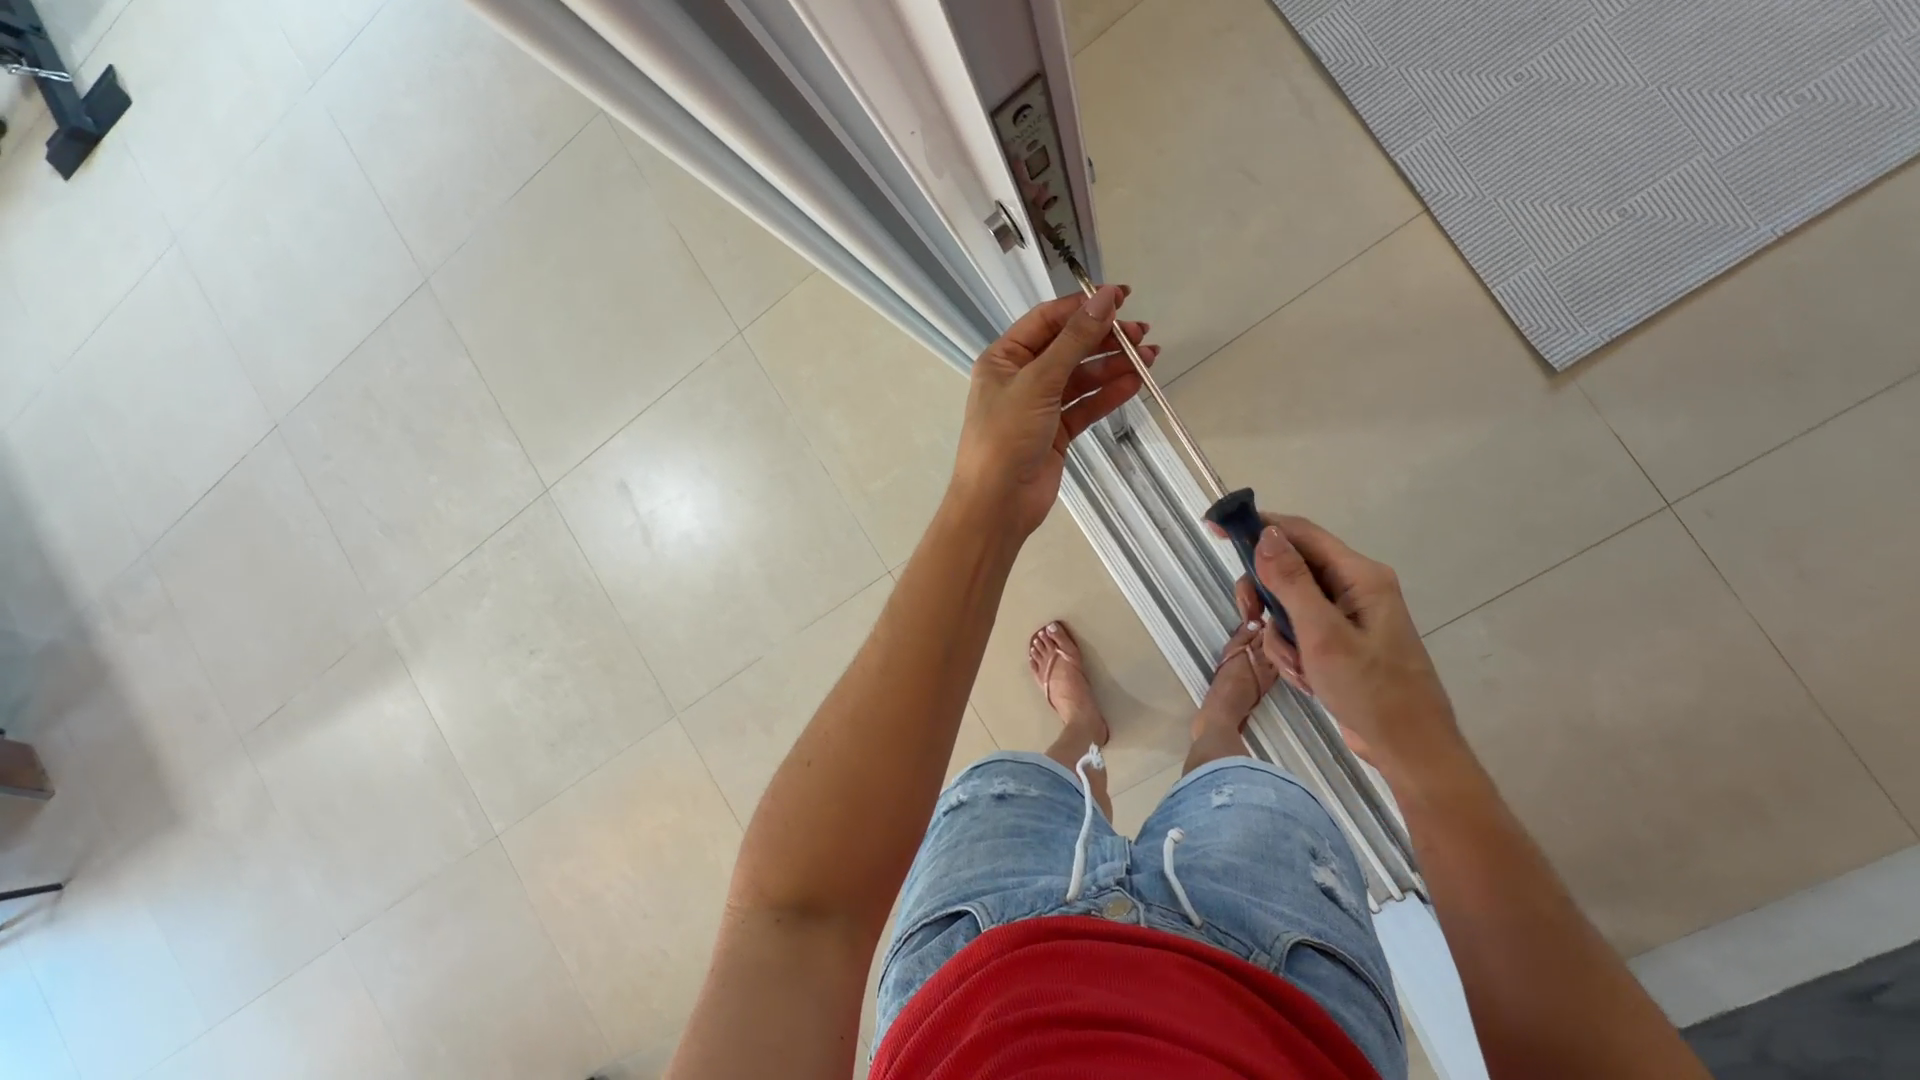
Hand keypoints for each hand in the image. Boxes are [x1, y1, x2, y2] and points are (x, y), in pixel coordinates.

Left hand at [948, 286, 1155, 535]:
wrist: (997, 503)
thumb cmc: (1005, 436)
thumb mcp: (1038, 382)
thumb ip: (1074, 341)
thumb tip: (1105, 300)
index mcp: (1004, 358)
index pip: (1047, 320)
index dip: (1083, 307)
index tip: (1121, 297)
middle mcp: (1020, 377)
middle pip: (1068, 347)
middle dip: (1104, 338)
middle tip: (1140, 333)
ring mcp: (1039, 406)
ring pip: (1081, 377)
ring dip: (1113, 366)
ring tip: (1148, 357)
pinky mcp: (1056, 432)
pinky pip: (1086, 405)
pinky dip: (1109, 394)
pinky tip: (1134, 383)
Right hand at [1232, 515, 1459, 778]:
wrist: (1408, 749)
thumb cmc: (1371, 690)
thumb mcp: (1322, 634)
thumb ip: (1291, 582)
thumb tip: (1266, 534)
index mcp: (1359, 576)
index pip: (1298, 533)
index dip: (1256, 526)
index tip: (1215, 529)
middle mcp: (1354, 588)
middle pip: (1288, 570)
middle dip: (1266, 596)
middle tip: (1251, 618)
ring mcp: (1348, 617)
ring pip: (1288, 606)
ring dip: (1281, 637)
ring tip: (1300, 667)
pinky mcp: (1341, 642)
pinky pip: (1299, 633)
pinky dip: (1293, 654)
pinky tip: (1309, 679)